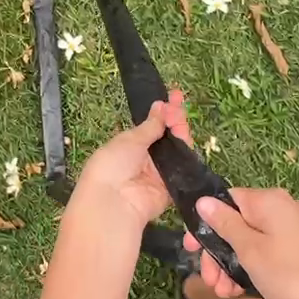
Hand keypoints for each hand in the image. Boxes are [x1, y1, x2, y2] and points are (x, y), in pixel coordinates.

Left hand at [67, 90, 192, 228]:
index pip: (151, 126)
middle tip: (178, 107)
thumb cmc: (112, 165)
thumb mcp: (128, 140)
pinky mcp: (172, 188)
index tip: (173, 96)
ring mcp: (159, 173)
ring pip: (178, 150)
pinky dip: (187, 154)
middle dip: (174, 119)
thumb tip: (160, 106)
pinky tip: (187, 139)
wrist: (113, 202)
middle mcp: (145, 159)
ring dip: (181, 133)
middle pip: (167, 136)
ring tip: (180, 120)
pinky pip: (183, 169)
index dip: (163, 112)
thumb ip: (150, 126)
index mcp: (129, 146)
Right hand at [186, 188, 298, 298]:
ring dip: (234, 265)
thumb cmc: (289, 274)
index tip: (192, 250)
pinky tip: (244, 289)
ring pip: (253, 240)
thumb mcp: (250, 250)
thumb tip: (204, 200)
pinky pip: (271, 249)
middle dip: (219, 253)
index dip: (205, 225)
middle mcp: (284, 207)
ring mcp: (297, 227)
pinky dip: (254, 266)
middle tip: (210, 281)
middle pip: (238, 223)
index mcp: (269, 201)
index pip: (226, 200)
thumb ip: (225, 224)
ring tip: (226, 293)